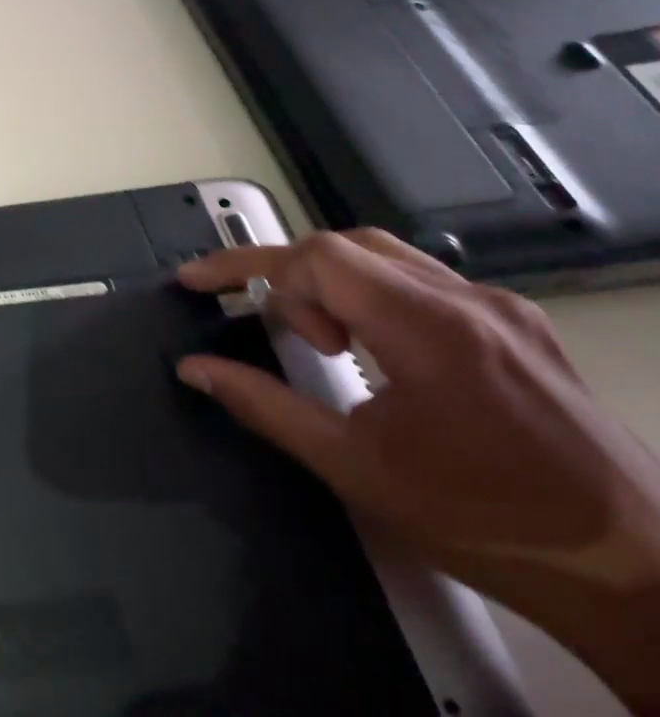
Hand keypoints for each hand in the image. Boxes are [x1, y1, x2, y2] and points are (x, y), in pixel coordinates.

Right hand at [176, 230, 659, 710]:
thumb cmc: (487, 522)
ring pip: (389, 258)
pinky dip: (374, 299)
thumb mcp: (352, 466)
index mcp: (429, 330)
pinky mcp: (522, 332)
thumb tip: (198, 371)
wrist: (631, 568)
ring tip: (324, 345)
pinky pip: (426, 284)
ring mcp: (505, 314)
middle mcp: (472, 305)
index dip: (244, 263)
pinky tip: (371, 351)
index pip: (316, 257)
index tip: (199, 283)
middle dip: (289, 276)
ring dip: (332, 286)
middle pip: (348, 246)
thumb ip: (264, 405)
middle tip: (276, 332)